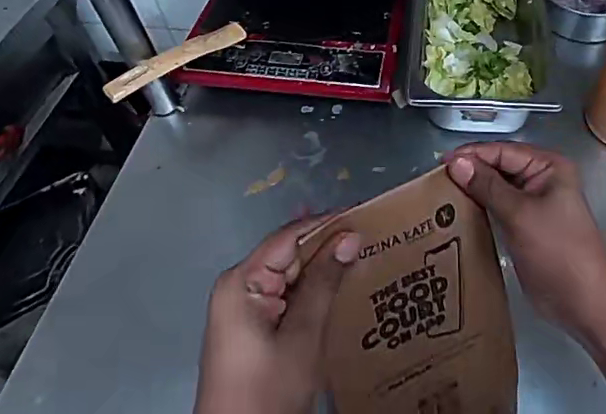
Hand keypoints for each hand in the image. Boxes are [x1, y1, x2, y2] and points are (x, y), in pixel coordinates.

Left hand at [194, 214, 361, 413]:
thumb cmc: (268, 392)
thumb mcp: (302, 336)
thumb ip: (324, 282)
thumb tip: (350, 236)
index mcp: (241, 280)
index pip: (288, 237)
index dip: (325, 223)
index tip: (361, 213)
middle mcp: (238, 286)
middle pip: (288, 254)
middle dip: (326, 246)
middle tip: (368, 234)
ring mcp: (243, 308)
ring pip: (289, 276)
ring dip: (321, 269)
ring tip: (360, 253)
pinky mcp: (251, 328)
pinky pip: (285, 296)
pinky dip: (310, 291)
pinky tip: (337, 285)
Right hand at [443, 141, 605, 335]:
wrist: (587, 304)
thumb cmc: (558, 251)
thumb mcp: (520, 214)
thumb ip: (487, 186)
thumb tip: (455, 162)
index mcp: (548, 166)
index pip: (502, 151)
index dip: (471, 155)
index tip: (440, 163)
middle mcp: (541, 178)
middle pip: (499, 167)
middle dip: (470, 171)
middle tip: (436, 179)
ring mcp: (535, 203)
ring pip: (497, 188)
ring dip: (474, 190)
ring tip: (442, 194)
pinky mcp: (527, 225)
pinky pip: (499, 208)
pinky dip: (481, 208)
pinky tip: (459, 213)